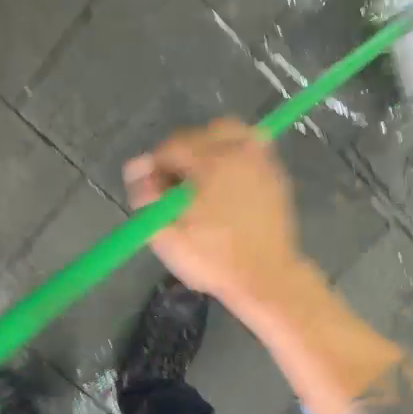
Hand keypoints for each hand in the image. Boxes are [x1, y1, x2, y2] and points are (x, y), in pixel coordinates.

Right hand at [124, 119, 310, 312]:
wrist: (266, 278)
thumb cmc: (214, 260)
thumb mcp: (167, 236)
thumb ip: (147, 199)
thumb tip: (136, 170)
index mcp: (211, 160)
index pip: (170, 147)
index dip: (153, 166)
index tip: (147, 188)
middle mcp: (239, 149)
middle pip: (201, 134)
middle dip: (182, 155)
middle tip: (173, 187)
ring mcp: (262, 160)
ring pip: (230, 136)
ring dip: (209, 152)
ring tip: (200, 183)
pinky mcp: (276, 176)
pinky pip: (250, 152)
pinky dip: (233, 160)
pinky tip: (224, 188)